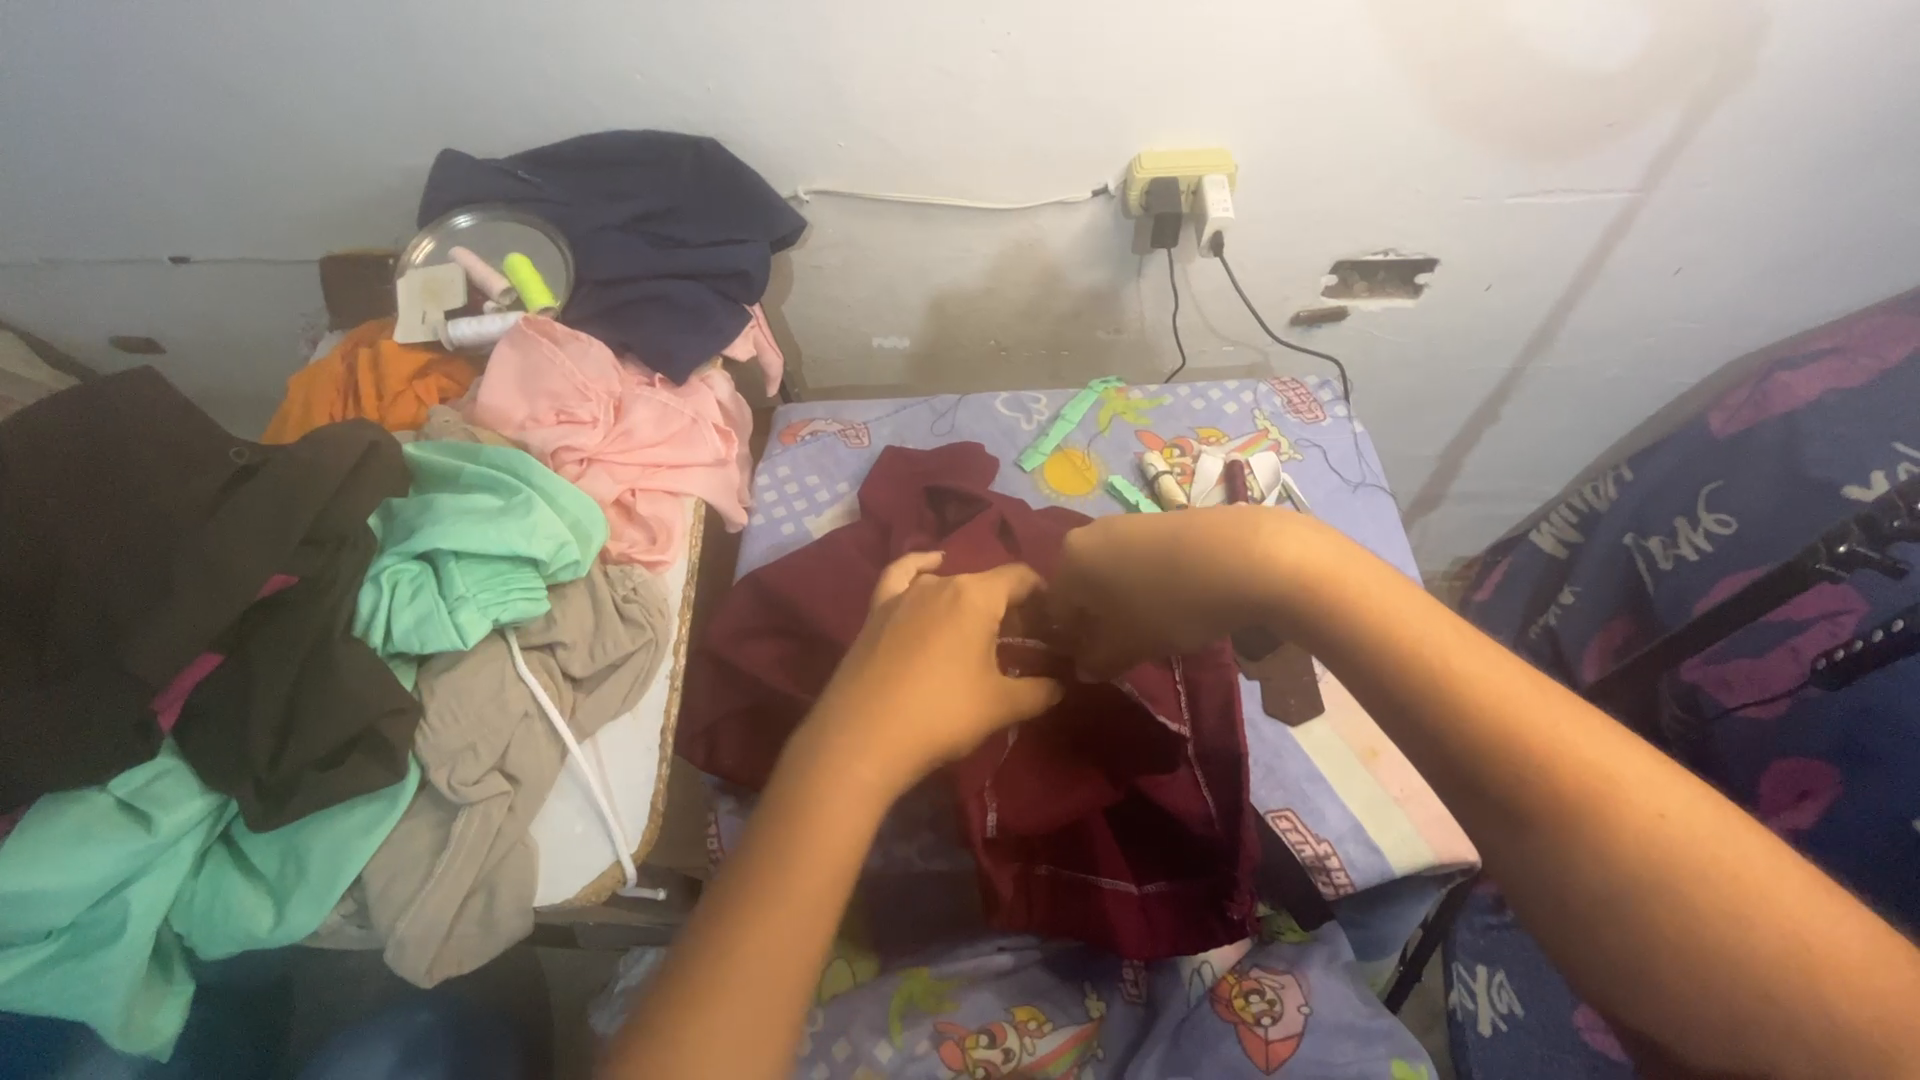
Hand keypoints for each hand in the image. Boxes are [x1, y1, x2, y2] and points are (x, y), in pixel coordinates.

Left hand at [797, 552, 1066, 798]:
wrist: (863, 737)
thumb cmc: (941, 715)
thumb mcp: (1001, 706)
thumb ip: (1040, 690)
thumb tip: (1061, 685)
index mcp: (976, 596)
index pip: (1021, 578)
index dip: (1044, 596)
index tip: (1055, 624)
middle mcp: (940, 583)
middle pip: (986, 583)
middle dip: (1012, 607)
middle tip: (1026, 642)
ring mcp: (903, 595)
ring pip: (948, 583)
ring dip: (972, 601)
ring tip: (984, 630)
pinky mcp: (876, 611)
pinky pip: (901, 575)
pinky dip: (920, 566)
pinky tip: (931, 565)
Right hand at [1048, 504, 1320, 679]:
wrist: (1245, 556)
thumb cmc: (1169, 605)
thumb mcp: (1128, 645)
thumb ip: (1097, 659)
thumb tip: (1083, 667)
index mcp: (1069, 560)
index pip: (1054, 611)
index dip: (1072, 643)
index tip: (1098, 663)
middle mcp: (1089, 534)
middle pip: (1083, 588)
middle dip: (1099, 620)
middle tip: (1128, 647)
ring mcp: (1127, 522)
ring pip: (1112, 574)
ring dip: (1126, 602)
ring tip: (1158, 626)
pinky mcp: (1162, 520)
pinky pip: (1141, 560)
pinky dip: (1151, 583)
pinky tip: (1179, 601)